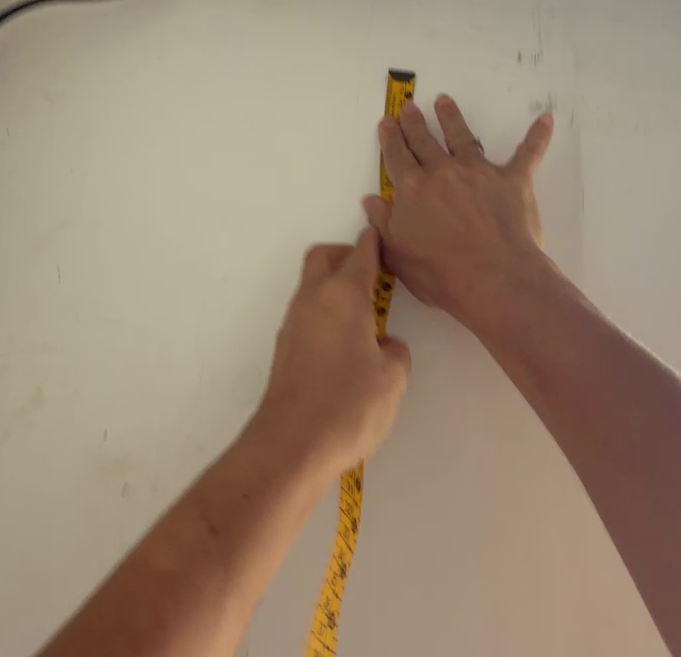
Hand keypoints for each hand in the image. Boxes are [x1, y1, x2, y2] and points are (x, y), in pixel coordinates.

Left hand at [248, 227, 411, 476]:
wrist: (291, 443)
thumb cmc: (349, 404)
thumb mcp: (392, 378)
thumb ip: (395, 351)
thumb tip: (383, 345)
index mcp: (343, 294)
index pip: (361, 253)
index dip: (375, 243)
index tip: (385, 237)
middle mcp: (313, 299)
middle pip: (324, 257)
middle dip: (347, 255)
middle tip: (373, 276)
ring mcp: (294, 322)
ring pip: (312, 285)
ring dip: (334, 286)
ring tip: (364, 314)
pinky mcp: (285, 347)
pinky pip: (308, 312)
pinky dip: (326, 312)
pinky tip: (345, 343)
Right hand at [366, 95, 554, 332]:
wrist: (493, 279)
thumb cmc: (440, 273)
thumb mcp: (397, 253)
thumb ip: (384, 223)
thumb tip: (371, 200)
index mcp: (412, 189)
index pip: (396, 157)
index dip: (390, 138)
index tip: (387, 122)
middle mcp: (442, 172)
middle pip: (424, 141)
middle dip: (415, 123)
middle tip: (410, 107)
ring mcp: (479, 172)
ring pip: (462, 137)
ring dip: (451, 117)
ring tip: (444, 101)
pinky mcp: (512, 180)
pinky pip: (527, 153)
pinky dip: (537, 136)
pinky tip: (546, 120)